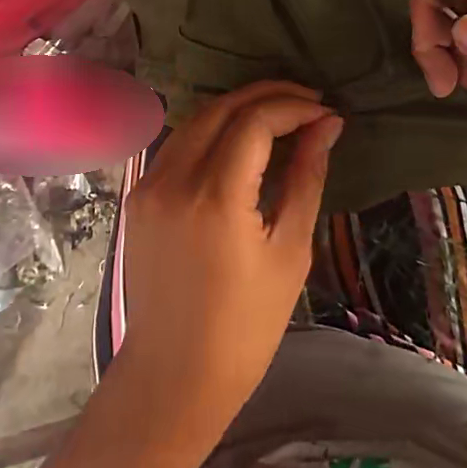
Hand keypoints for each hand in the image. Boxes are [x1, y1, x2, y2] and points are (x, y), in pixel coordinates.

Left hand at [120, 81, 343, 400]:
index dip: (294, 107)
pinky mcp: (138, 195)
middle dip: (268, 95)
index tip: (326, 112)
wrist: (176, 372)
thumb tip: (328, 126)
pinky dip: (211, 130)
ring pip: (195, 120)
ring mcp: (147, 185)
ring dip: (237, 107)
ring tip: (280, 113)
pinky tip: (239, 139)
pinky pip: (178, 145)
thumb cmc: (247, 325)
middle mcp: (174, 179)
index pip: (255, 121)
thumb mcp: (290, 250)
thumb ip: (307, 177)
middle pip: (221, 108)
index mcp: (215, 198)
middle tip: (308, 100)